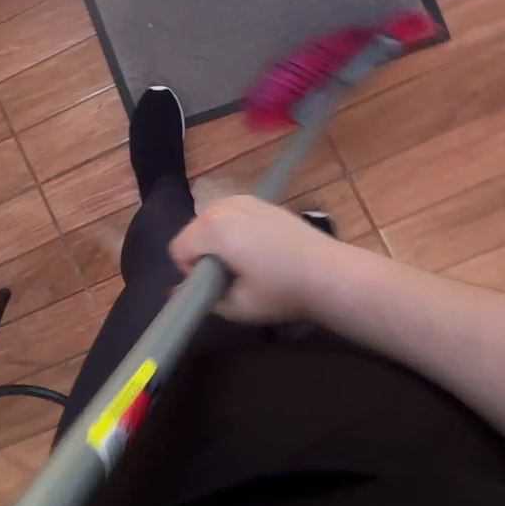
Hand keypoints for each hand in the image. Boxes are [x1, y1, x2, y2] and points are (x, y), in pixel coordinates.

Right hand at [170, 196, 351, 323]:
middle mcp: (222, 206)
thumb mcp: (238, 307)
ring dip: (217, 240)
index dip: (191, 272)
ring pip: (210, 221)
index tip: (216, 285)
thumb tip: (178, 294)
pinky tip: (258, 247)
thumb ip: (203, 299)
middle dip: (202, 253)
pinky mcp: (258, 200)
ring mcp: (241, 198)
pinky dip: (233, 229)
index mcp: (213, 230)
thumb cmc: (280, 291)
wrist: (327, 272)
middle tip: (231, 276)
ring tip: (246, 262)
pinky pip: (229, 214)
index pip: (178, 249)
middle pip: (192, 231)